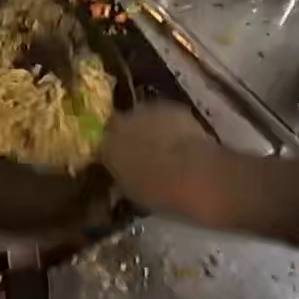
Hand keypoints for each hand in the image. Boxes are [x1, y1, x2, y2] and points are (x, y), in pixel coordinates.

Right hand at [100, 102, 230, 223]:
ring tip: (168, 148)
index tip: (125, 159)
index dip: (116, 150)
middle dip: (134, 136)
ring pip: (146, 118)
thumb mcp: (132, 191)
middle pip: (124, 125)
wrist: (193, 174)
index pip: (106, 143)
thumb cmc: (159, 192)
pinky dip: (174, 126)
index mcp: (107, 146)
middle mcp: (121, 123)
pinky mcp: (172, 107)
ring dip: (153, 129)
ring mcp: (147, 111)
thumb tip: (123, 174)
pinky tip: (185, 142)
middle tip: (147, 154)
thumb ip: (123, 177)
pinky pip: (168, 116)